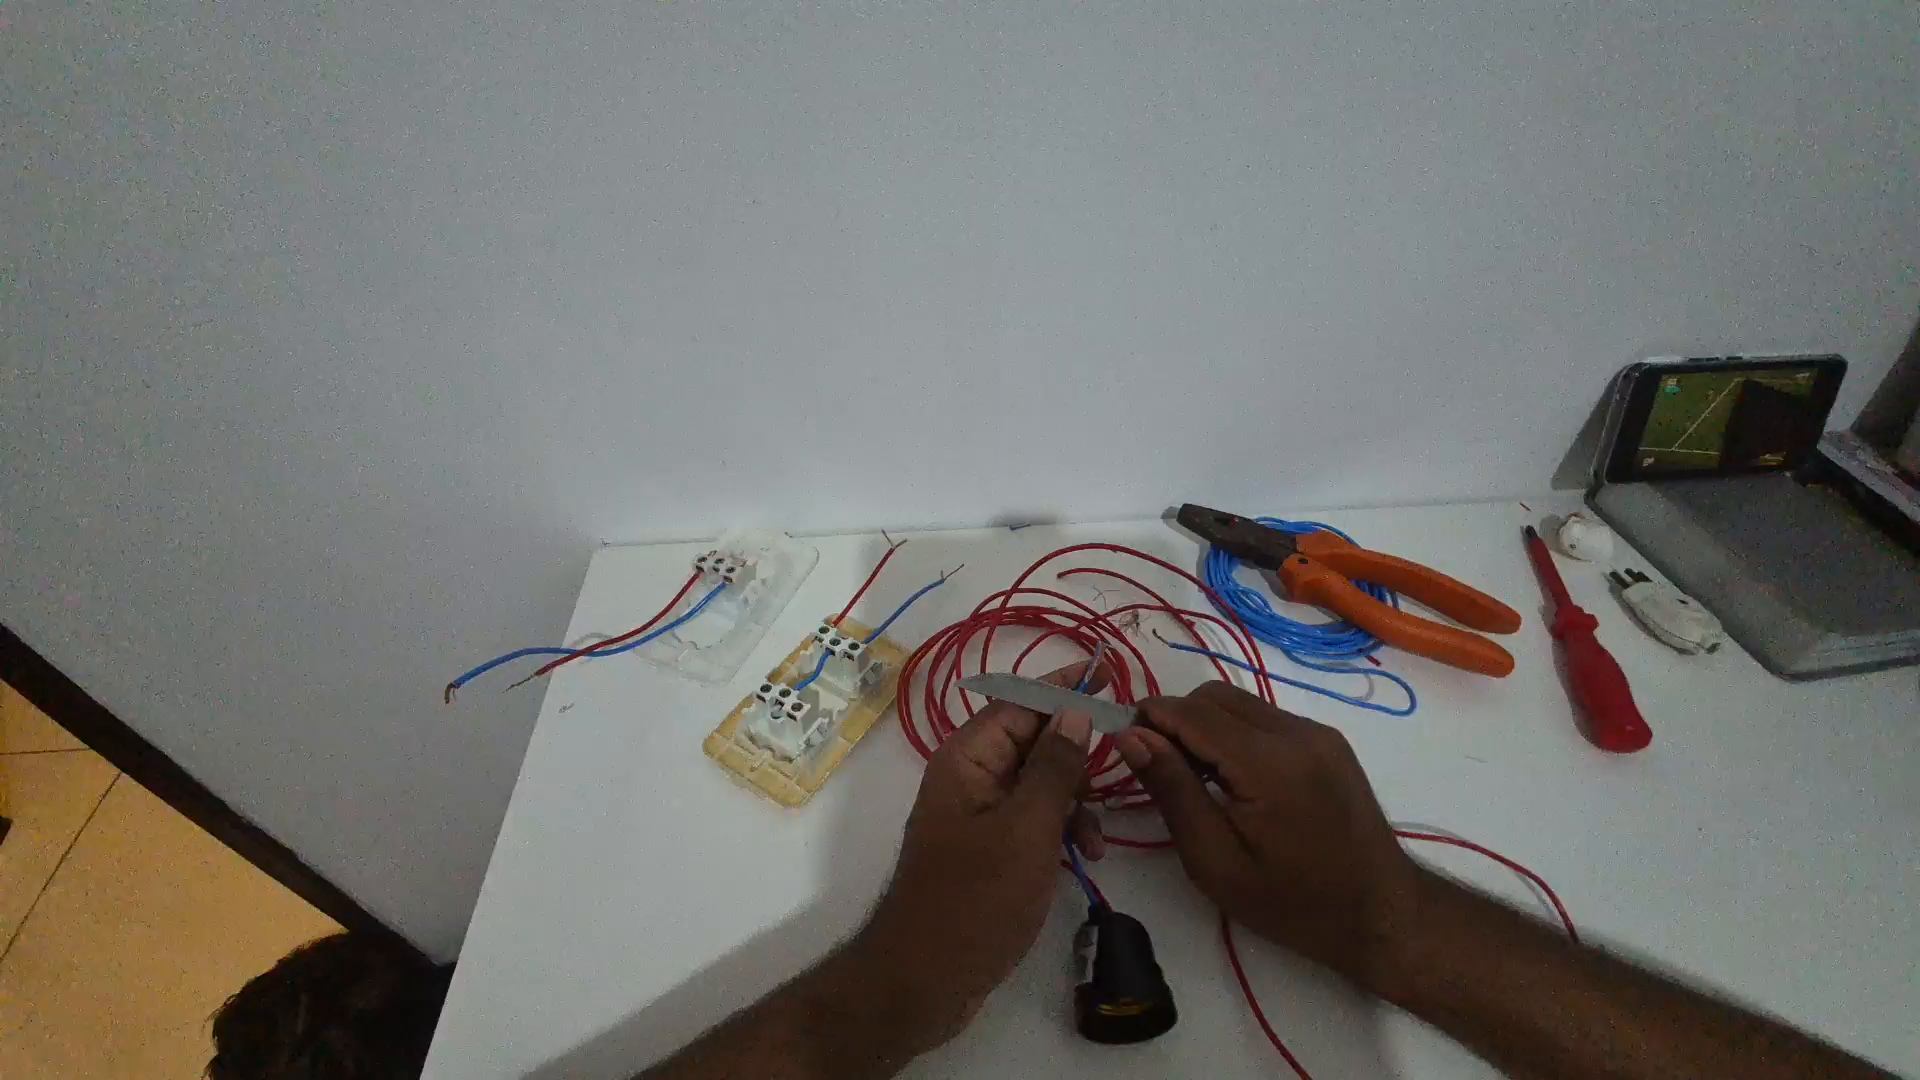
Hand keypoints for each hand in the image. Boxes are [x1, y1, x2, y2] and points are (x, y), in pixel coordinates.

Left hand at [854, 662, 1105, 1052]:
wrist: (925, 980)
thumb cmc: (976, 899)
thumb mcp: (1027, 829)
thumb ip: (1054, 768)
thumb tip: (1073, 712)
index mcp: (968, 757)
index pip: (1019, 702)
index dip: (1063, 686)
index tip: (1107, 673)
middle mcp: (970, 774)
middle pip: (1033, 740)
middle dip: (1075, 758)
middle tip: (1112, 776)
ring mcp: (979, 811)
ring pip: (1039, 782)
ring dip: (1074, 801)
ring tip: (1096, 840)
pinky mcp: (989, 845)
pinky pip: (1033, 817)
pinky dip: (1061, 829)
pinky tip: (1085, 855)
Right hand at [1112, 681, 1421, 986]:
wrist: (1384, 916)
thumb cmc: (1292, 902)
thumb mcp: (1215, 860)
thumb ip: (1171, 789)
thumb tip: (1130, 735)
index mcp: (1268, 764)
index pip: (1191, 712)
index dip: (1150, 719)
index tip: (1127, 745)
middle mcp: (1296, 732)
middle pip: (1212, 696)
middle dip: (1176, 720)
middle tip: (1164, 770)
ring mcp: (1316, 731)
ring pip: (1236, 700)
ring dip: (1204, 724)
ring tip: (1200, 777)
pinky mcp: (1326, 738)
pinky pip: (1262, 715)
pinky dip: (1234, 731)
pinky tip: (1235, 776)